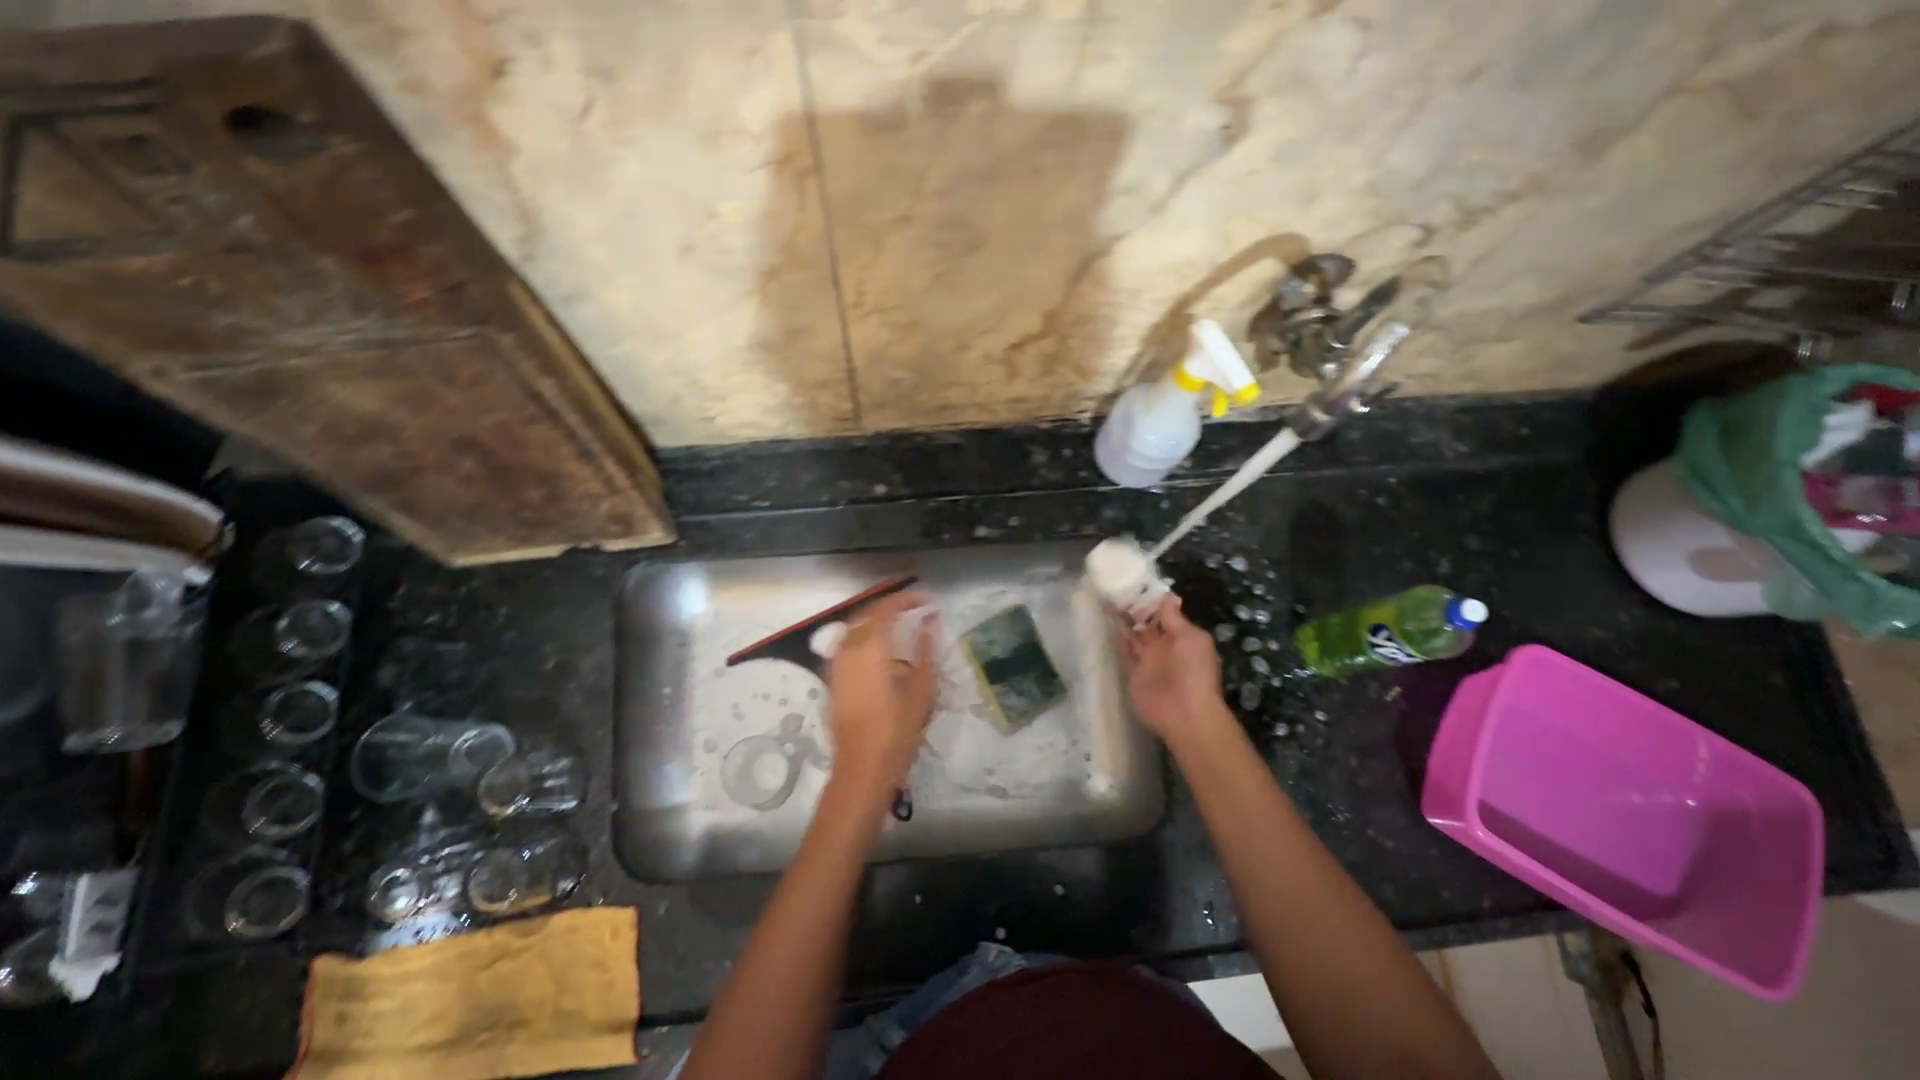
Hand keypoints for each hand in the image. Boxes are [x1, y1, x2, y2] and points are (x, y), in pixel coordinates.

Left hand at [826, 591, 938, 795]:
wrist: (862, 766)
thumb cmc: (897, 729)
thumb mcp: (922, 688)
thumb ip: (926, 648)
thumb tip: (931, 619)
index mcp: (870, 647)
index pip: (886, 608)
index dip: (906, 598)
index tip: (926, 600)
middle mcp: (847, 649)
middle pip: (865, 614)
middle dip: (889, 607)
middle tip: (913, 609)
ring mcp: (835, 665)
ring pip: (852, 629)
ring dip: (874, 622)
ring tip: (898, 628)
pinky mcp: (832, 681)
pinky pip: (845, 647)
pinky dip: (862, 639)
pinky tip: (879, 652)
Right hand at [1118, 595, 1230, 744]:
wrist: (1184, 711)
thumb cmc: (1194, 671)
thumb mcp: (1192, 638)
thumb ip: (1175, 619)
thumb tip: (1166, 597)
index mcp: (1182, 636)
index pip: (1165, 614)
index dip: (1151, 600)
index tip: (1135, 583)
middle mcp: (1164, 646)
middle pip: (1148, 624)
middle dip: (1135, 609)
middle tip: (1116, 588)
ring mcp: (1148, 660)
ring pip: (1134, 636)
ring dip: (1124, 621)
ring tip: (1107, 600)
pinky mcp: (1133, 673)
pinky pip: (1124, 652)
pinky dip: (1117, 639)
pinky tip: (1107, 623)